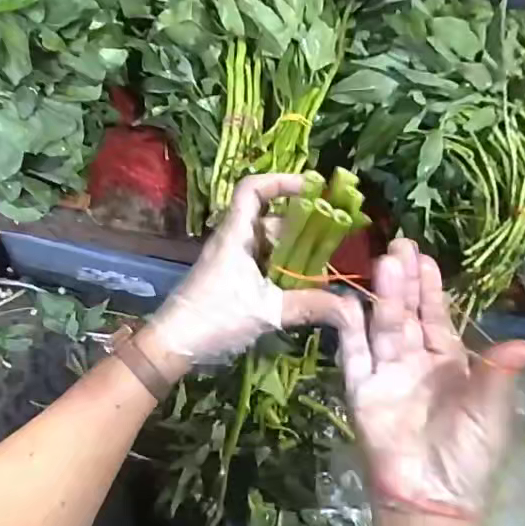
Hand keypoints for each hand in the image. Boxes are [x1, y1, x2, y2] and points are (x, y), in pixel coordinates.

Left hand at [147, 174, 356, 362]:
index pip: (253, 189)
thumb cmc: (214, 318)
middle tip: (331, 241)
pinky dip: (282, 269)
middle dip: (300, 226)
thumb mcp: (267, 311)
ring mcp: (229, 260)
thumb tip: (351, 307)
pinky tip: (301, 288)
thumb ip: (310, 306)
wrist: (173, 344)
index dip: (282, 181)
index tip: (313, 187)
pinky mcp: (228, 279)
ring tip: (323, 269)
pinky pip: (260, 263)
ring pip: (266, 243)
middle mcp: (232, 240)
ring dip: (293, 252)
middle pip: (268, 217)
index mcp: (235, 235)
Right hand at [338, 238, 524, 518]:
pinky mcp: (361, 388)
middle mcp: (414, 359)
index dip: (431, 288)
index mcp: (448, 362)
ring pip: (383, 324)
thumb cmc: (468, 454)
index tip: (425, 257)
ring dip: (384, 295)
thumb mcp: (490, 413)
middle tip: (400, 244)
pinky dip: (347, 328)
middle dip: (405, 280)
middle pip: (407, 312)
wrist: (432, 495)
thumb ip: (498, 376)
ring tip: (384, 262)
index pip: (437, 316)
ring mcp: (385, 371)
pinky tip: (345, 303)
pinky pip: (353, 352)